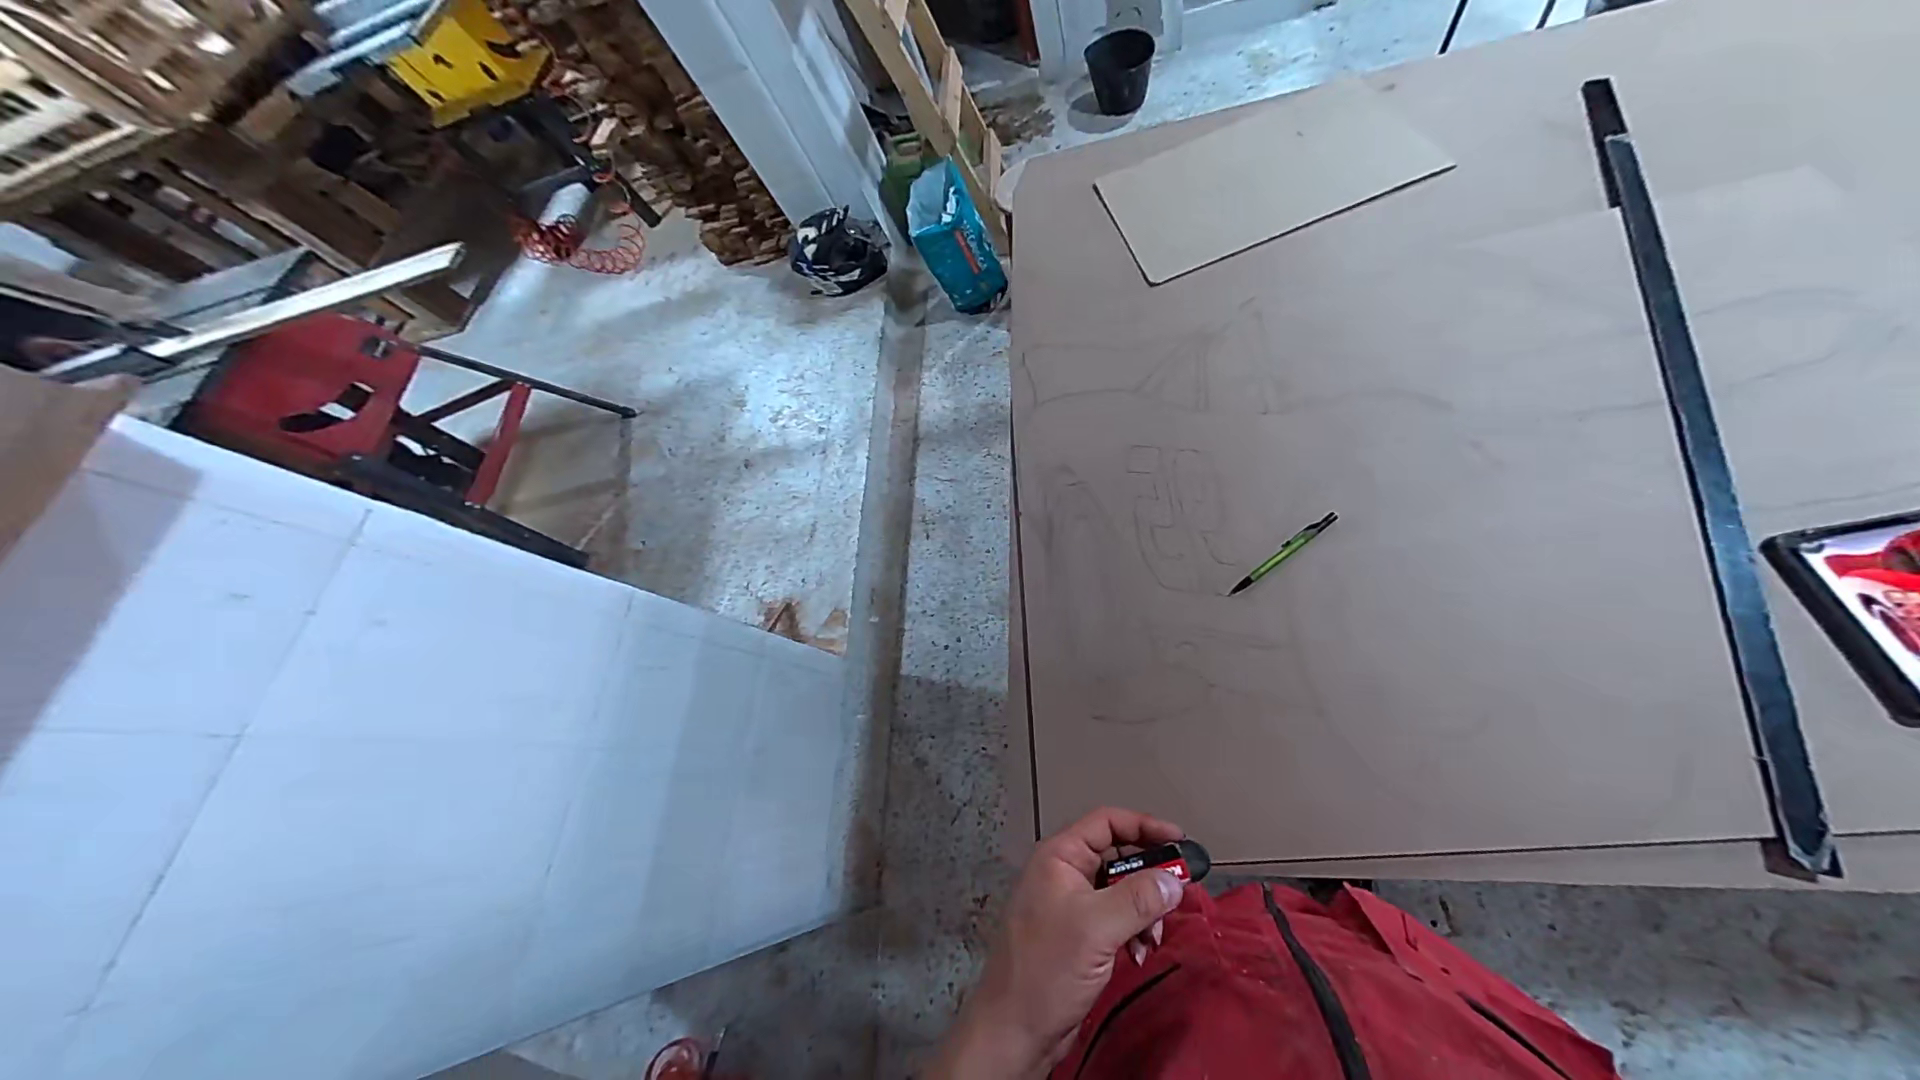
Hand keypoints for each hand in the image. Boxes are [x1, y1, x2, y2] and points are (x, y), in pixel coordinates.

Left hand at [930, 807, 1187, 1079]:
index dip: (1144, 825)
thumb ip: (1138, 899)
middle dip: (1149, 877)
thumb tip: (1175, 880)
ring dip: (1144, 910)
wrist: (1015, 1029)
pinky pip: (1116, 918)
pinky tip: (1137, 954)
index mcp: (1060, 856)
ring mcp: (1070, 903)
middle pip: (1117, 856)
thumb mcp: (1096, 927)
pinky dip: (1133, 931)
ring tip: (1151, 938)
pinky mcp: (1078, 933)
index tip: (1180, 839)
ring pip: (1121, 890)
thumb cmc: (1047, 967)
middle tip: (1178, 895)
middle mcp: (1065, 872)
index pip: (1106, 822)